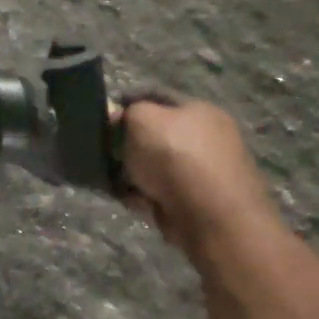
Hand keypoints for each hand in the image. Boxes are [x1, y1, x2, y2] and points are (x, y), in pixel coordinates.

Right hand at [117, 99, 279, 258]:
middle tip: (108, 149)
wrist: (215, 221)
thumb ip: (127, 111)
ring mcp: (208, 174)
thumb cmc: (177, 158)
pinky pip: (162, 193)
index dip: (125, 103)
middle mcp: (210, 139)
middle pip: (154, 133)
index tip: (103, 117)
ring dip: (133, 172)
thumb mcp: (141, 117)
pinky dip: (145, 196)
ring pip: (155, 165)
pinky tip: (135, 200)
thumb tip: (122, 121)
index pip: (155, 96)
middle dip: (127, 142)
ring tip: (119, 180)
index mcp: (202, 111)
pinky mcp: (202, 205)